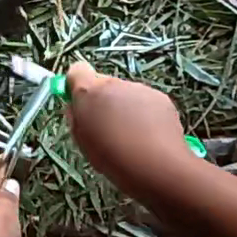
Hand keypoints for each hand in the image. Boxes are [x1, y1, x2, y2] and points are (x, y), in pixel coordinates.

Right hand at [65, 59, 197, 195]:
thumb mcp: (81, 140)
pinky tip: (147, 134)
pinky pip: (144, 100)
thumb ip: (75, 117)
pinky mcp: (160, 97)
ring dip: (123, 106)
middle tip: (105, 126)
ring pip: (124, 92)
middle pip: (102, 83)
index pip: (76, 70)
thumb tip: (76, 106)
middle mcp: (113, 83)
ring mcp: (139, 88)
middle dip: (101, 99)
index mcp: (88, 91)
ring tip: (129, 134)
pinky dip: (143, 112)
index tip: (78, 101)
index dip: (75, 84)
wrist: (156, 165)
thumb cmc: (110, 156)